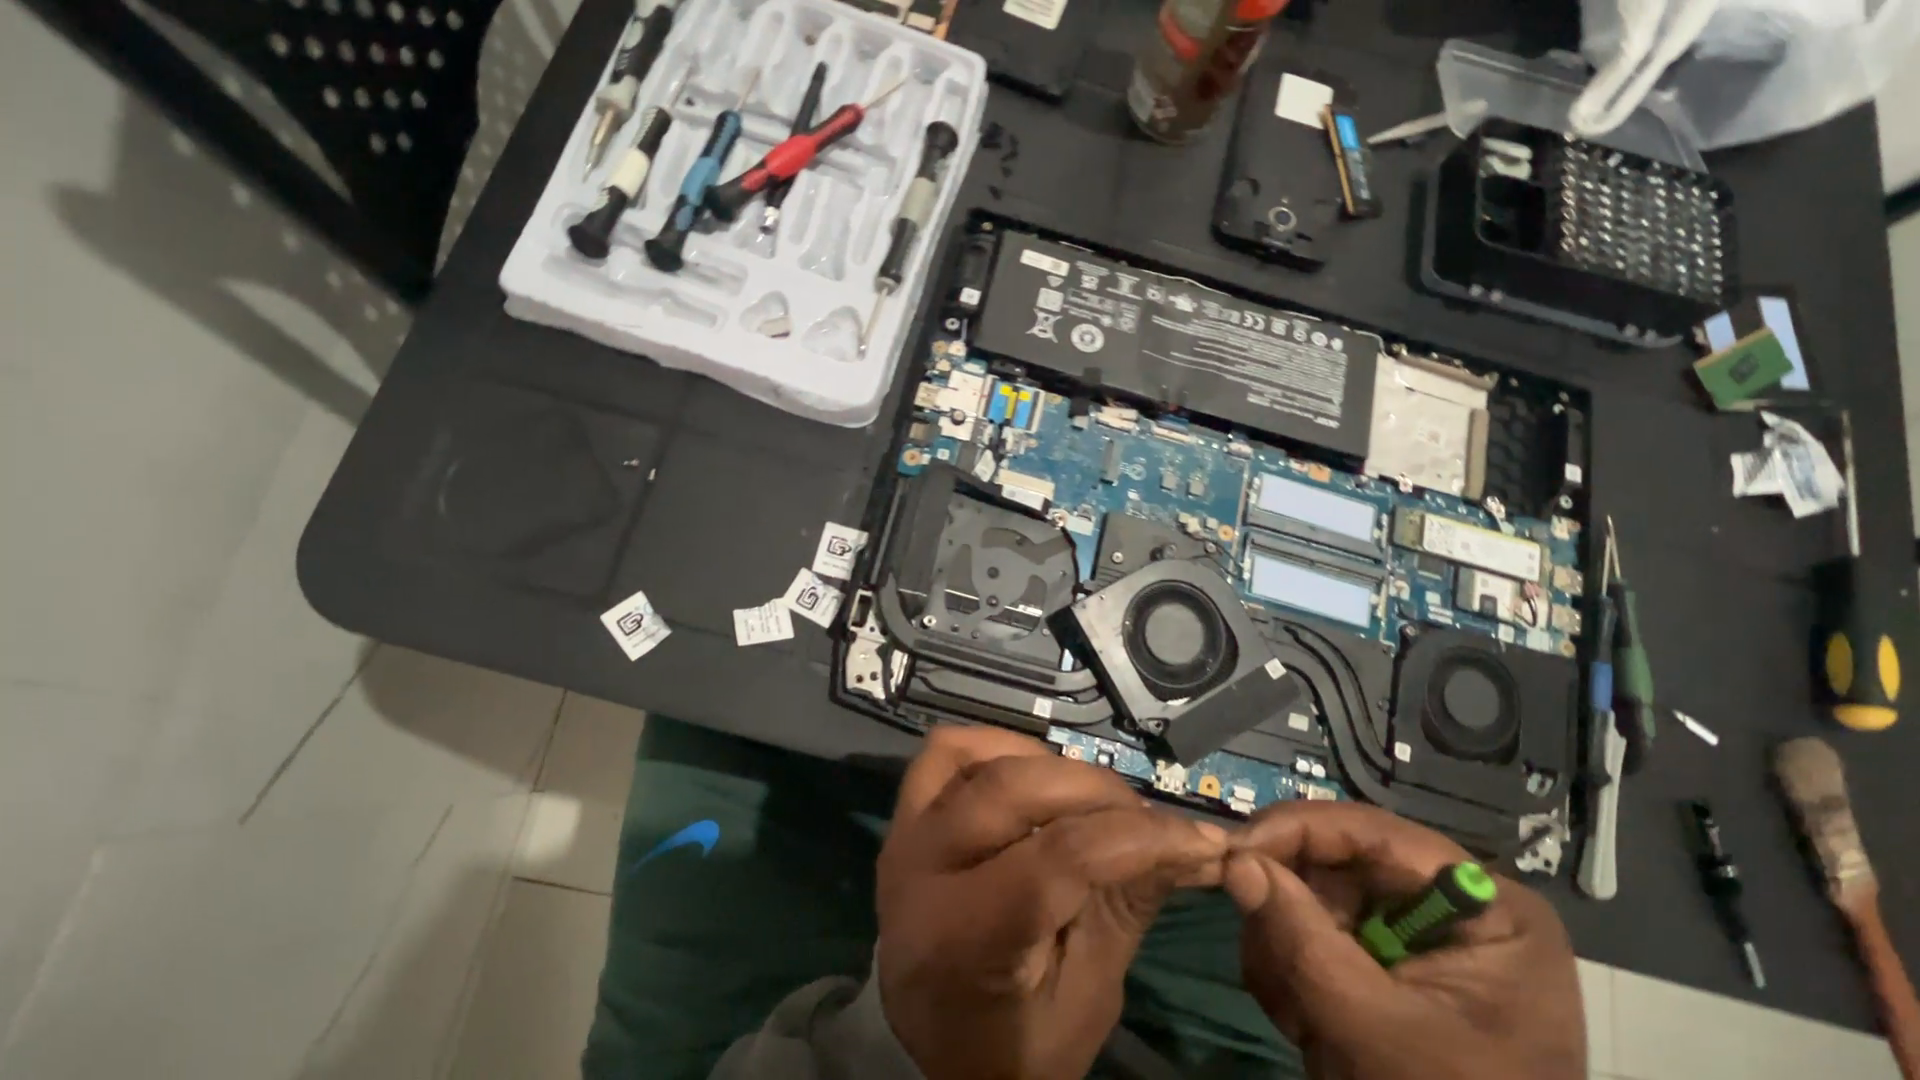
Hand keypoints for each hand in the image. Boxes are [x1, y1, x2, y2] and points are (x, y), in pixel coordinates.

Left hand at [876, 725, 1228, 1079]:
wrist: (934, 1054)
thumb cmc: (1016, 1041)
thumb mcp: (1088, 995)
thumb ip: (1130, 906)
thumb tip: (1199, 843)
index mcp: (967, 939)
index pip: (1059, 857)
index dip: (1138, 838)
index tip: (1198, 840)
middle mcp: (922, 872)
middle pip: (1013, 789)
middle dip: (1098, 792)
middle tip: (1146, 821)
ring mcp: (903, 837)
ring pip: (976, 757)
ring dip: (1049, 766)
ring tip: (1093, 803)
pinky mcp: (902, 819)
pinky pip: (945, 753)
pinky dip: (998, 748)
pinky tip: (1039, 777)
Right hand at [1225, 803, 1583, 1079]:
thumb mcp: (1376, 1030)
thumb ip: (1303, 942)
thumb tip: (1235, 862)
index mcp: (1484, 905)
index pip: (1375, 832)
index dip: (1297, 830)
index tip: (1232, 852)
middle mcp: (1449, 904)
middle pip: (1337, 866)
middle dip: (1289, 911)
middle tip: (1266, 962)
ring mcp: (1413, 937)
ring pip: (1314, 901)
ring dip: (1286, 953)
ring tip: (1299, 1018)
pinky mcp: (1383, 967)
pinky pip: (1313, 938)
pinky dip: (1291, 975)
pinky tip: (1305, 1024)